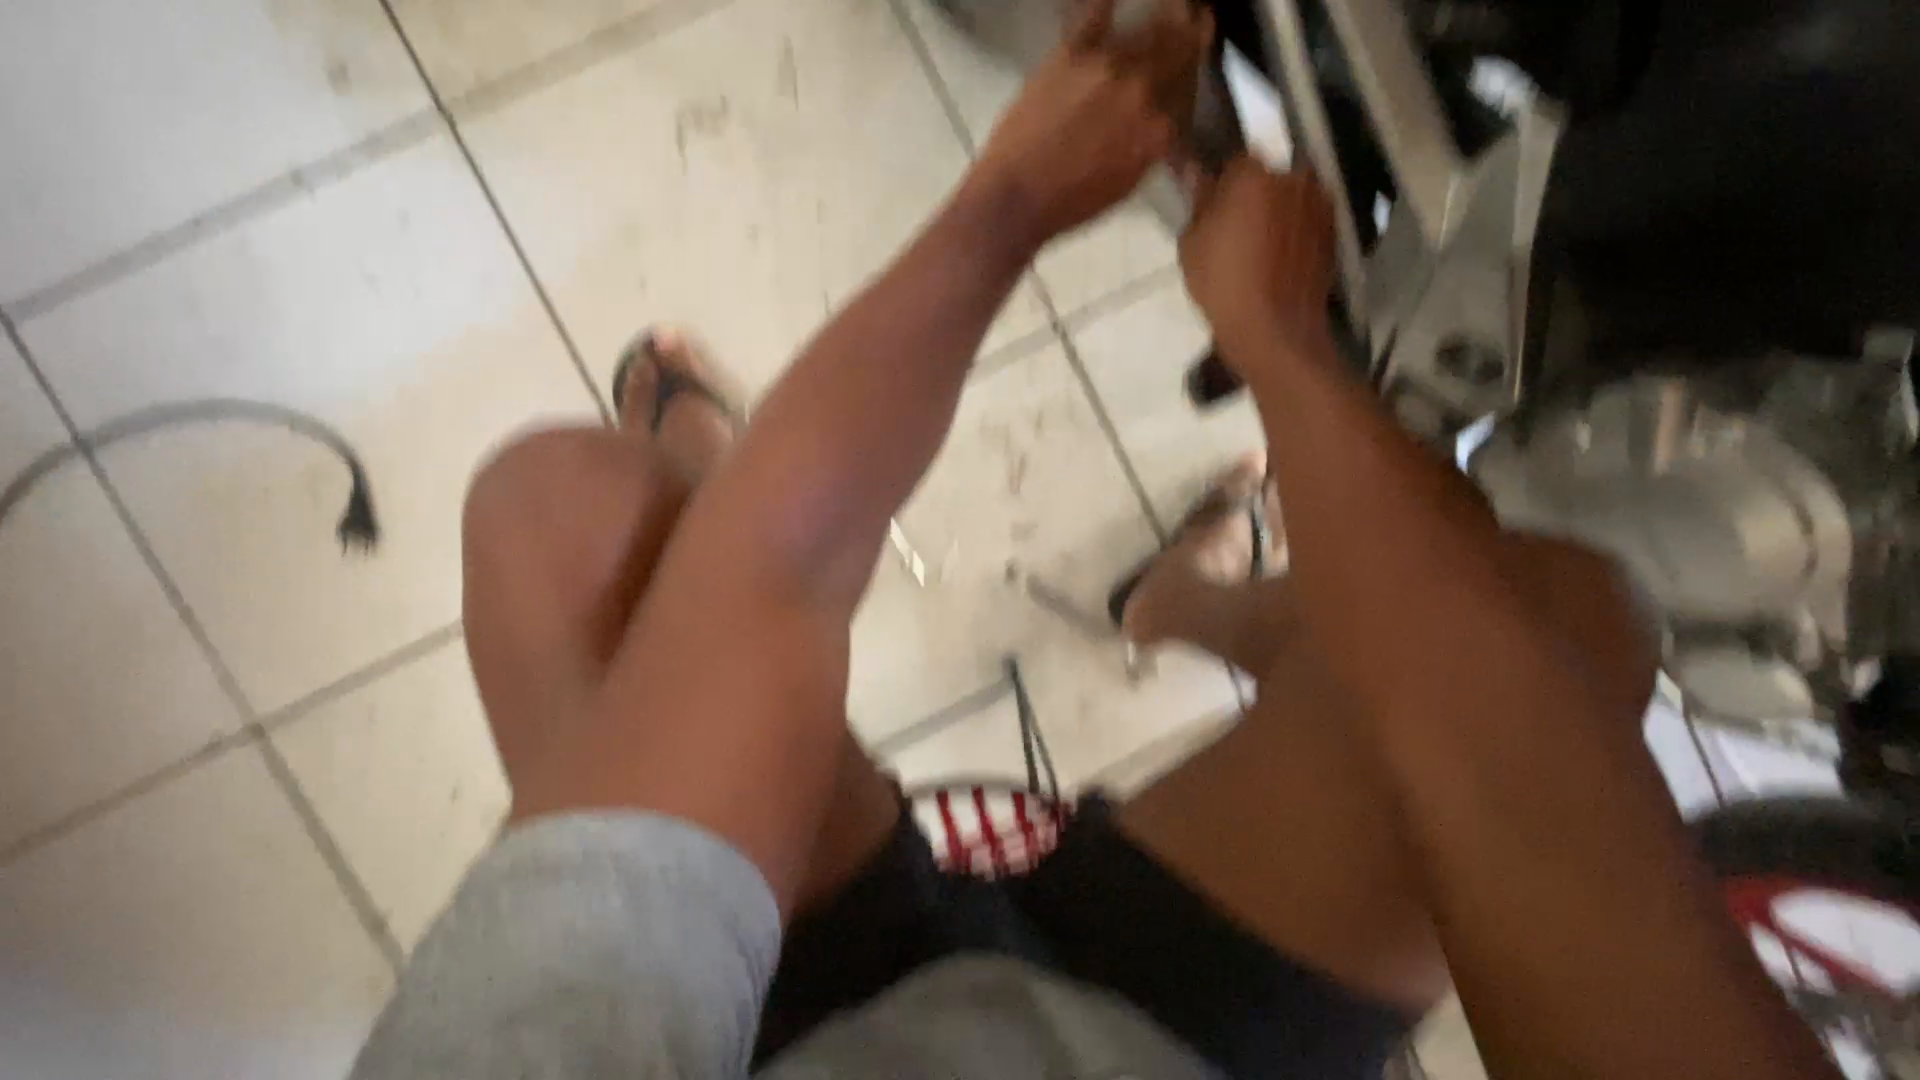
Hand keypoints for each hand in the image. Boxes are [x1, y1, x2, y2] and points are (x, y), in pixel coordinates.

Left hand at [967, 0, 1212, 248]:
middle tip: (1192, 20)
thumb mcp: (1125, 184)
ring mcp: (1110, 66)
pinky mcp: (1073, 51)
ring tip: (1171, 7)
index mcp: (1160, 131)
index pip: (1189, 91)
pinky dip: (1109, 0)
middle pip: (1180, 48)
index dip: (1190, 75)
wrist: (1016, 198)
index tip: (1190, 64)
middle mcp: (1145, 92)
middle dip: (1190, 33)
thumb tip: (1161, 124)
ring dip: (1165, 16)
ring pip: (1152, 27)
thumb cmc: (1069, 205)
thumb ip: (1150, 146)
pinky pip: (1099, 9)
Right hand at [1180, 156, 1337, 365]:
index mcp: (1253, 173)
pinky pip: (1306, 219)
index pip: (1235, 158)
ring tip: (1258, 246)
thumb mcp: (1191, 244)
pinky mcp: (1333, 229)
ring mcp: (1318, 202)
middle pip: (1268, 174)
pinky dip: (1294, 230)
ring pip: (1290, 196)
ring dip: (1276, 210)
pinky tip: (1278, 258)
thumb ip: (1197, 201)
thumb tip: (1197, 173)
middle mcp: (1292, 176)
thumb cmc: (1223, 284)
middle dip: (1254, 193)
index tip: (1212, 202)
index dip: (1222, 180)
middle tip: (1235, 226)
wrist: (1274, 327)